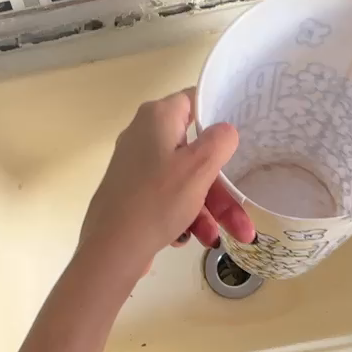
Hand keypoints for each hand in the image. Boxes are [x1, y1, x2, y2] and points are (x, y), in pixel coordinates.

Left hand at [75, 89, 256, 279]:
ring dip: (204, 212)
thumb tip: (225, 132)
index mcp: (157, 117)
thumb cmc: (157, 201)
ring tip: (214, 239)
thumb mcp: (198, 167)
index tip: (239, 136)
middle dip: (220, 193)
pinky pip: (165, 200)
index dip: (218, 117)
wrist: (112, 250)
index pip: (194, 102)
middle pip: (193, 156)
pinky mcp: (130, 196)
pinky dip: (180, 217)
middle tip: (240, 221)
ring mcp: (134, 169)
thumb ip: (220, 142)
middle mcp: (143, 137)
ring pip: (182, 184)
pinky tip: (184, 239)